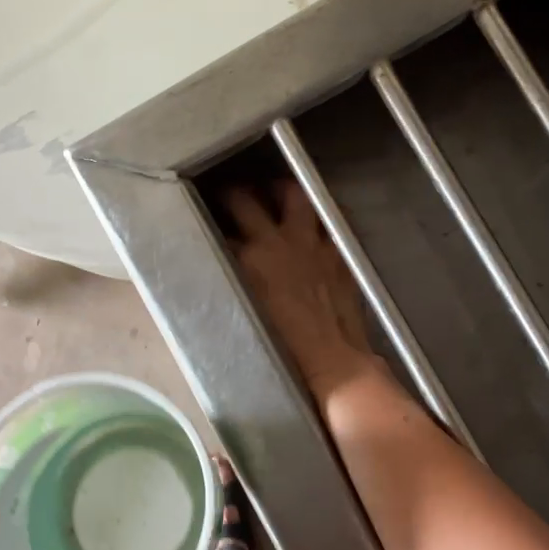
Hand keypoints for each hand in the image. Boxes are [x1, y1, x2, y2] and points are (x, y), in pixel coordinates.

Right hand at [226, 182, 383, 402]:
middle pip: (251, 202)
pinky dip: (321, 219)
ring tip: (279, 191)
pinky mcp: (339, 255)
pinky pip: (331, 223)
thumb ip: (237, 275)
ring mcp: (314, 244)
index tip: (209, 217)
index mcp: (252, 256)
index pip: (221, 231)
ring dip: (286, 191)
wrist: (332, 358)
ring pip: (298, 198)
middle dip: (238, 193)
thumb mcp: (246, 308)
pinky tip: (318, 224)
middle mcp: (281, 241)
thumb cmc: (283, 345)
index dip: (213, 221)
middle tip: (234, 192)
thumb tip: (231, 256)